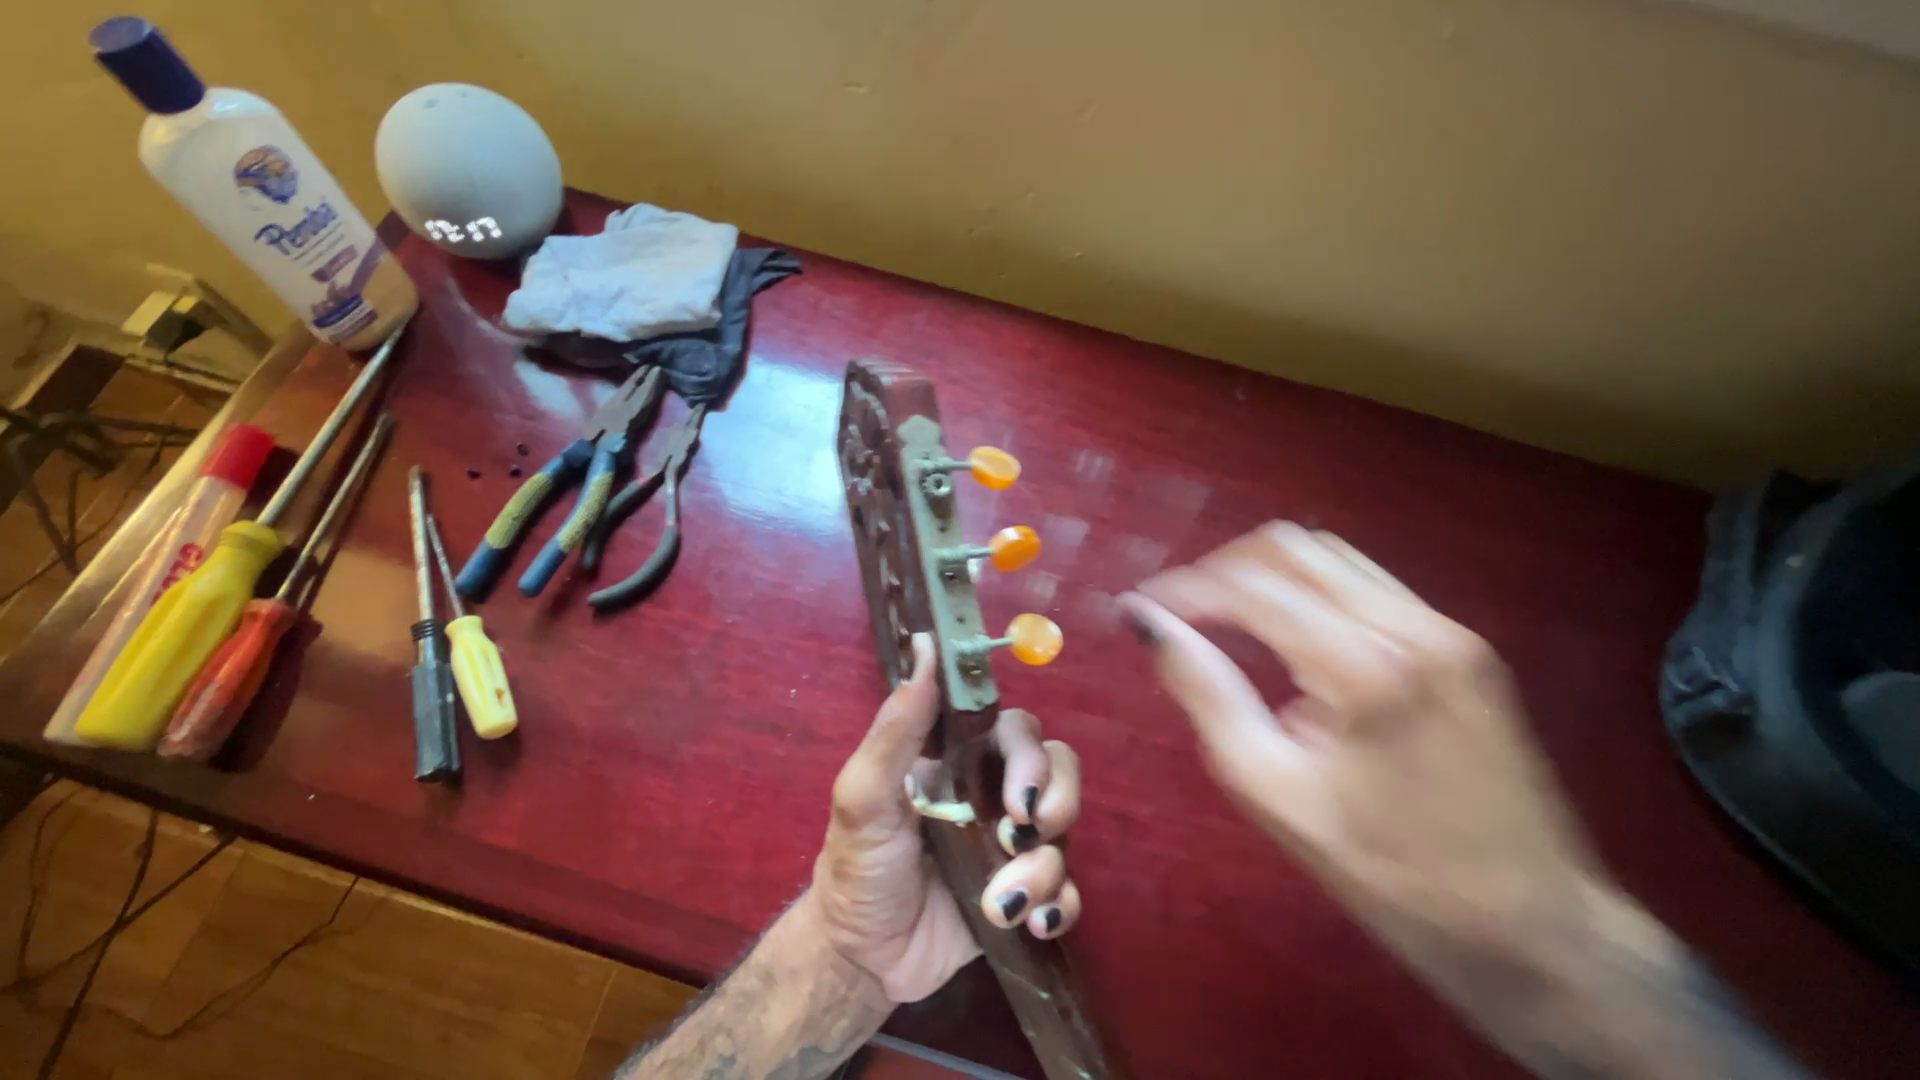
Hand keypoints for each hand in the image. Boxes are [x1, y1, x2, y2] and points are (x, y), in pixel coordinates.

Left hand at [806, 634, 1082, 1002]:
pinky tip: (1031, 925)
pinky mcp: (1025, 895)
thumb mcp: (865, 795)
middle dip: (1054, 803)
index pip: (1016, 730)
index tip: (1018, 792)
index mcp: (958, 762)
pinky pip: (1070, 887)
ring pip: (1065, 832)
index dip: (1029, 754)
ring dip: (1044, 869)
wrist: (863, 959)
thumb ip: (897, 726)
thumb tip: (926, 645)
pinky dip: (1061, 905)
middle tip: (1020, 835)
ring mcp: (1011, 845)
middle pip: (1058, 771)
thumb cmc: (859, 865)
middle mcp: (992, 794)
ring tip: (1003, 902)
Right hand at [1122, 523, 1603, 986]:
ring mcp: (1448, 628)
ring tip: (1225, 622)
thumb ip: (1206, 693)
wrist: (1536, 926)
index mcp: (1364, 667)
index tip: (1139, 609)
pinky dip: (1312, 594)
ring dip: (1266, 576)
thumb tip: (1147, 622)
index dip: (1183, 590)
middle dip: (1221, 570)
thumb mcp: (1274, 792)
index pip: (1250, 587)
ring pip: (1332, 557)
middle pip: (1291, 548)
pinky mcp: (1466, 644)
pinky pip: (1368, 587)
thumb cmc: (1389, 874)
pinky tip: (1290, 638)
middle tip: (1182, 616)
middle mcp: (1411, 625)